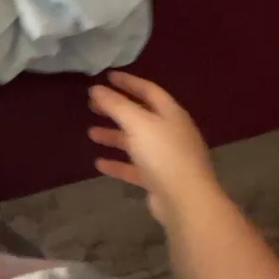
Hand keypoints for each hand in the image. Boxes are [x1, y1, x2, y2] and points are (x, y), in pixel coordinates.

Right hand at [87, 71, 224, 225]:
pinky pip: (135, 167)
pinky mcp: (160, 179)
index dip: (128, 82)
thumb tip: (95, 88)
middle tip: (93, 105)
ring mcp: (167, 157)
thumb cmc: (163, 154)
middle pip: (141, 115)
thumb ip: (115, 104)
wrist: (187, 202)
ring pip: (136, 141)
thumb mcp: (137, 123)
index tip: (107, 76)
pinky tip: (99, 163)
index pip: (148, 90)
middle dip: (117, 109)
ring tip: (91, 133)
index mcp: (171, 114)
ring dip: (114, 136)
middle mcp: (171, 133)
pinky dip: (118, 163)